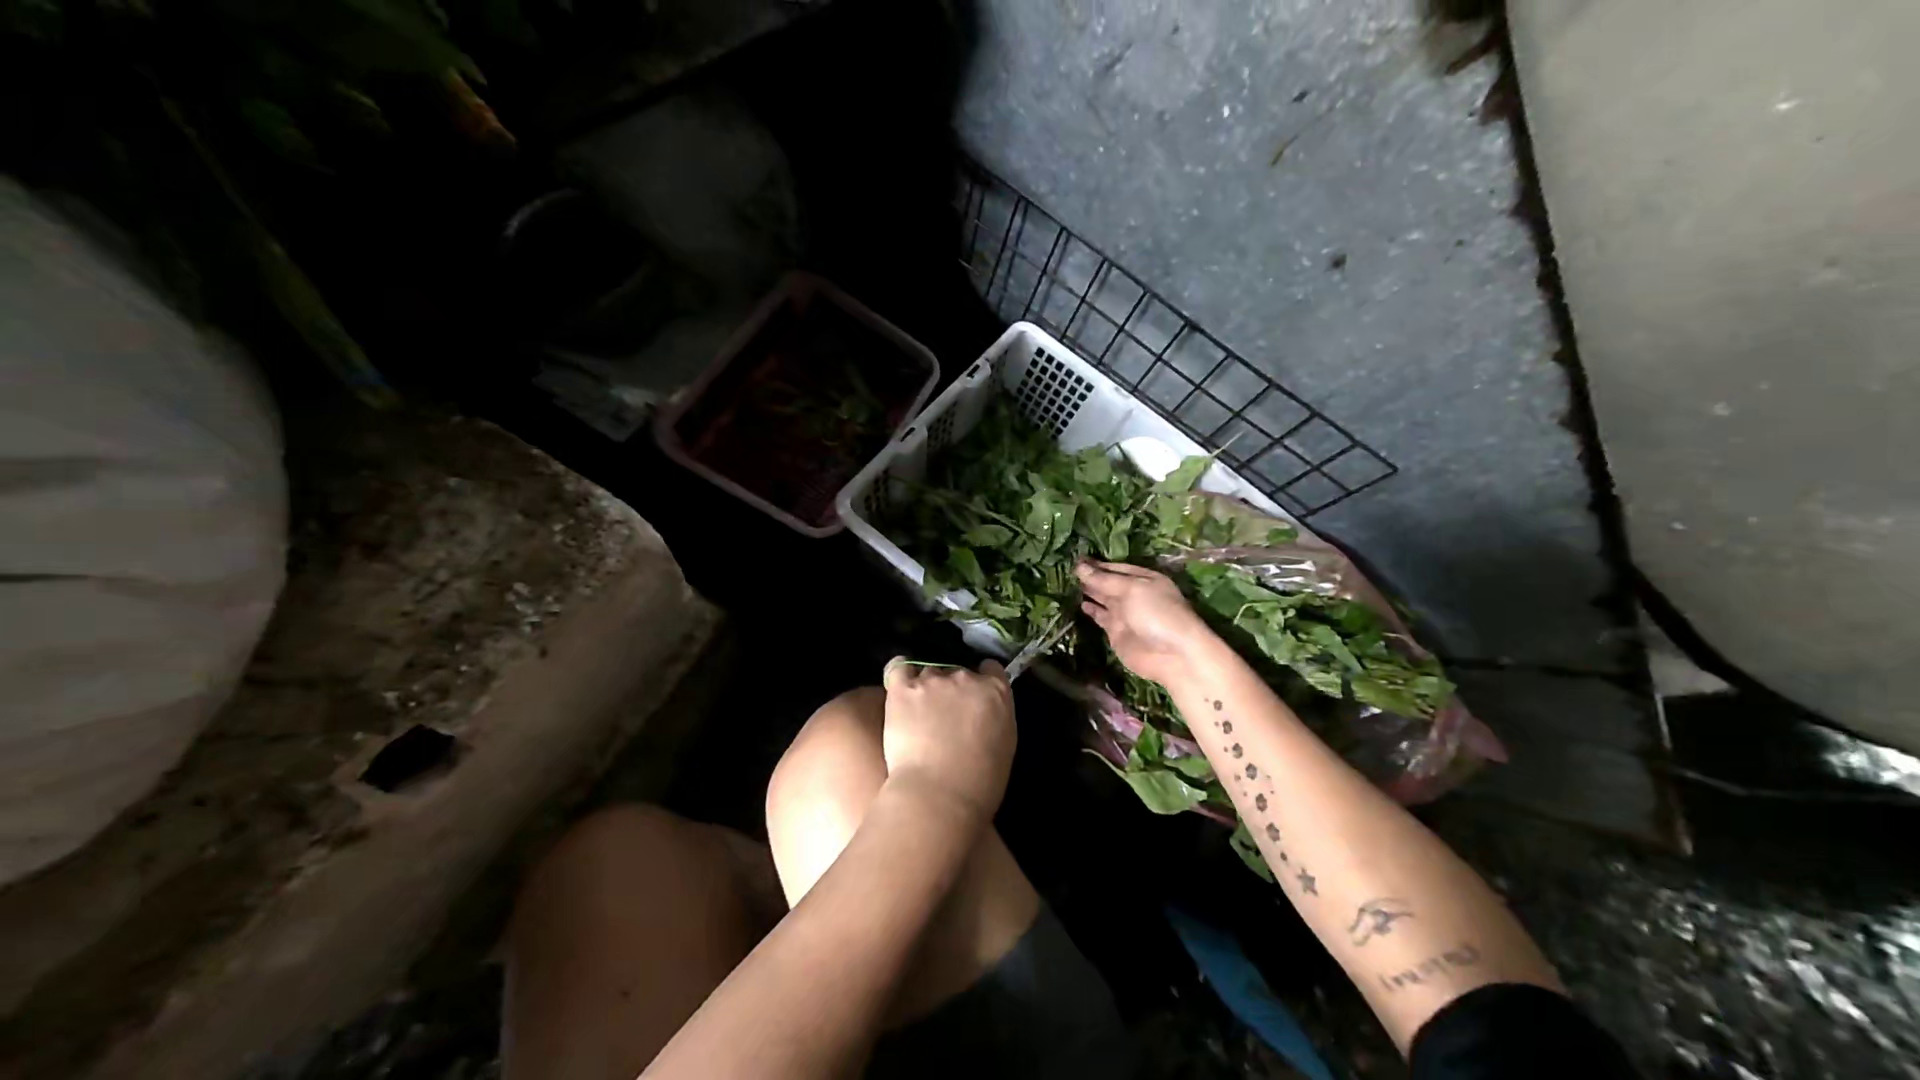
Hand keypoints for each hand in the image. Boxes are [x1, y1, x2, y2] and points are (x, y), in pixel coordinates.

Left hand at [880, 658, 1015, 823]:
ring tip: (918, 715)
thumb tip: (982, 713)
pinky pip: (898, 669)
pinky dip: (900, 674)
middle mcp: (965, 678)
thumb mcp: (1004, 745)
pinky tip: (899, 688)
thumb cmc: (979, 784)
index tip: (975, 697)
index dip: (983, 681)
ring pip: (929, 673)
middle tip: (945, 717)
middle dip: (953, 690)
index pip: (991, 670)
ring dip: (926, 689)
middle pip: (958, 673)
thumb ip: (995, 718)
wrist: (939, 795)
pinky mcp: (902, 690)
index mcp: (995, 692)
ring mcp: (932, 681)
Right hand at [1076, 560, 1215, 686]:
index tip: (1076, 559)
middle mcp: (1134, 594)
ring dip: (1088, 591)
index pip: (1116, 568)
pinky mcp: (1117, 632)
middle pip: (1108, 582)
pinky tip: (1079, 603)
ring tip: (1068, 583)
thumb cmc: (1157, 613)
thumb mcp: (1132, 589)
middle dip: (1091, 576)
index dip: (1097, 564)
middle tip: (1067, 570)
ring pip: (1103, 598)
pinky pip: (1100, 617)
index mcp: (1144, 579)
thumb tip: (1079, 567)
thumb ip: (1104, 580)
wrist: (1172, 655)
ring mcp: (1125, 613)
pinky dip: (1090, 610)